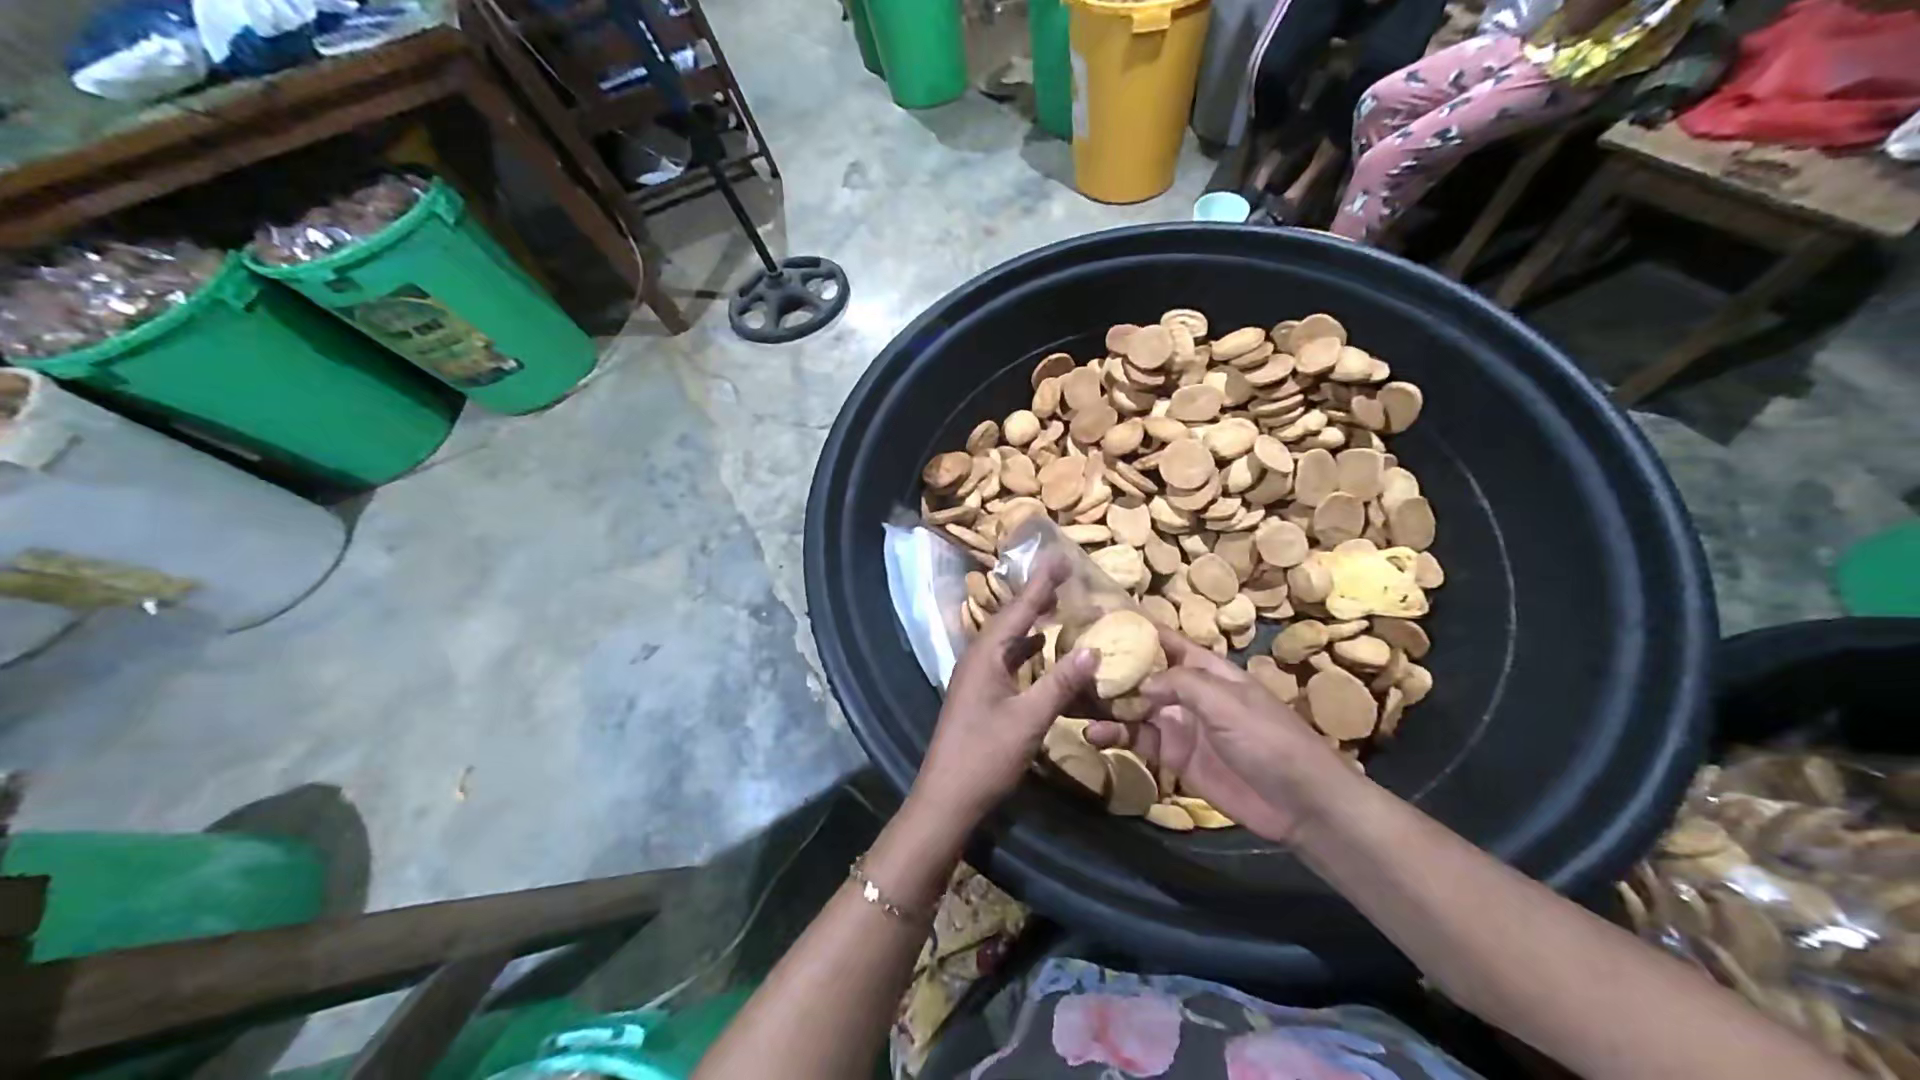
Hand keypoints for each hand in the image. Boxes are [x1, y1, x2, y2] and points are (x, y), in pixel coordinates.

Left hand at [911, 560, 1096, 823]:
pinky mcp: (981, 698)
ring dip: (1034, 624)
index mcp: (985, 656)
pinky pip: (1010, 664)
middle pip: (1011, 620)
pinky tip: (1045, 653)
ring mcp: (978, 679)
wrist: (946, 798)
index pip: (1017, 610)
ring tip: (1059, 606)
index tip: (1062, 557)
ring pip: (1010, 642)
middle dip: (1038, 597)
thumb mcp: (1028, 720)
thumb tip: (1094, 650)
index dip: (1041, 584)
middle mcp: (978, 660)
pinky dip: (1030, 653)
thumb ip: (1060, 684)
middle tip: (1065, 575)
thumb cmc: (984, 756)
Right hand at [1090, 630, 1357, 843]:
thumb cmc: (1269, 740)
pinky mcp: (1173, 756)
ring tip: (1072, 703)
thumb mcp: (1227, 702)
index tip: (1095, 620)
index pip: (1164, 641)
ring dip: (1105, 705)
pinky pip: (1137, 740)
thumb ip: (1181, 684)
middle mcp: (1187, 691)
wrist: (1300, 803)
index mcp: (1205, 669)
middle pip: (1140, 674)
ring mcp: (1178, 724)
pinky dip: (1114, 736)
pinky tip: (1093, 736)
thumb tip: (1139, 680)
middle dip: (1109, 669)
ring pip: (1132, 707)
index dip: (1134, 630)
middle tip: (1067, 664)